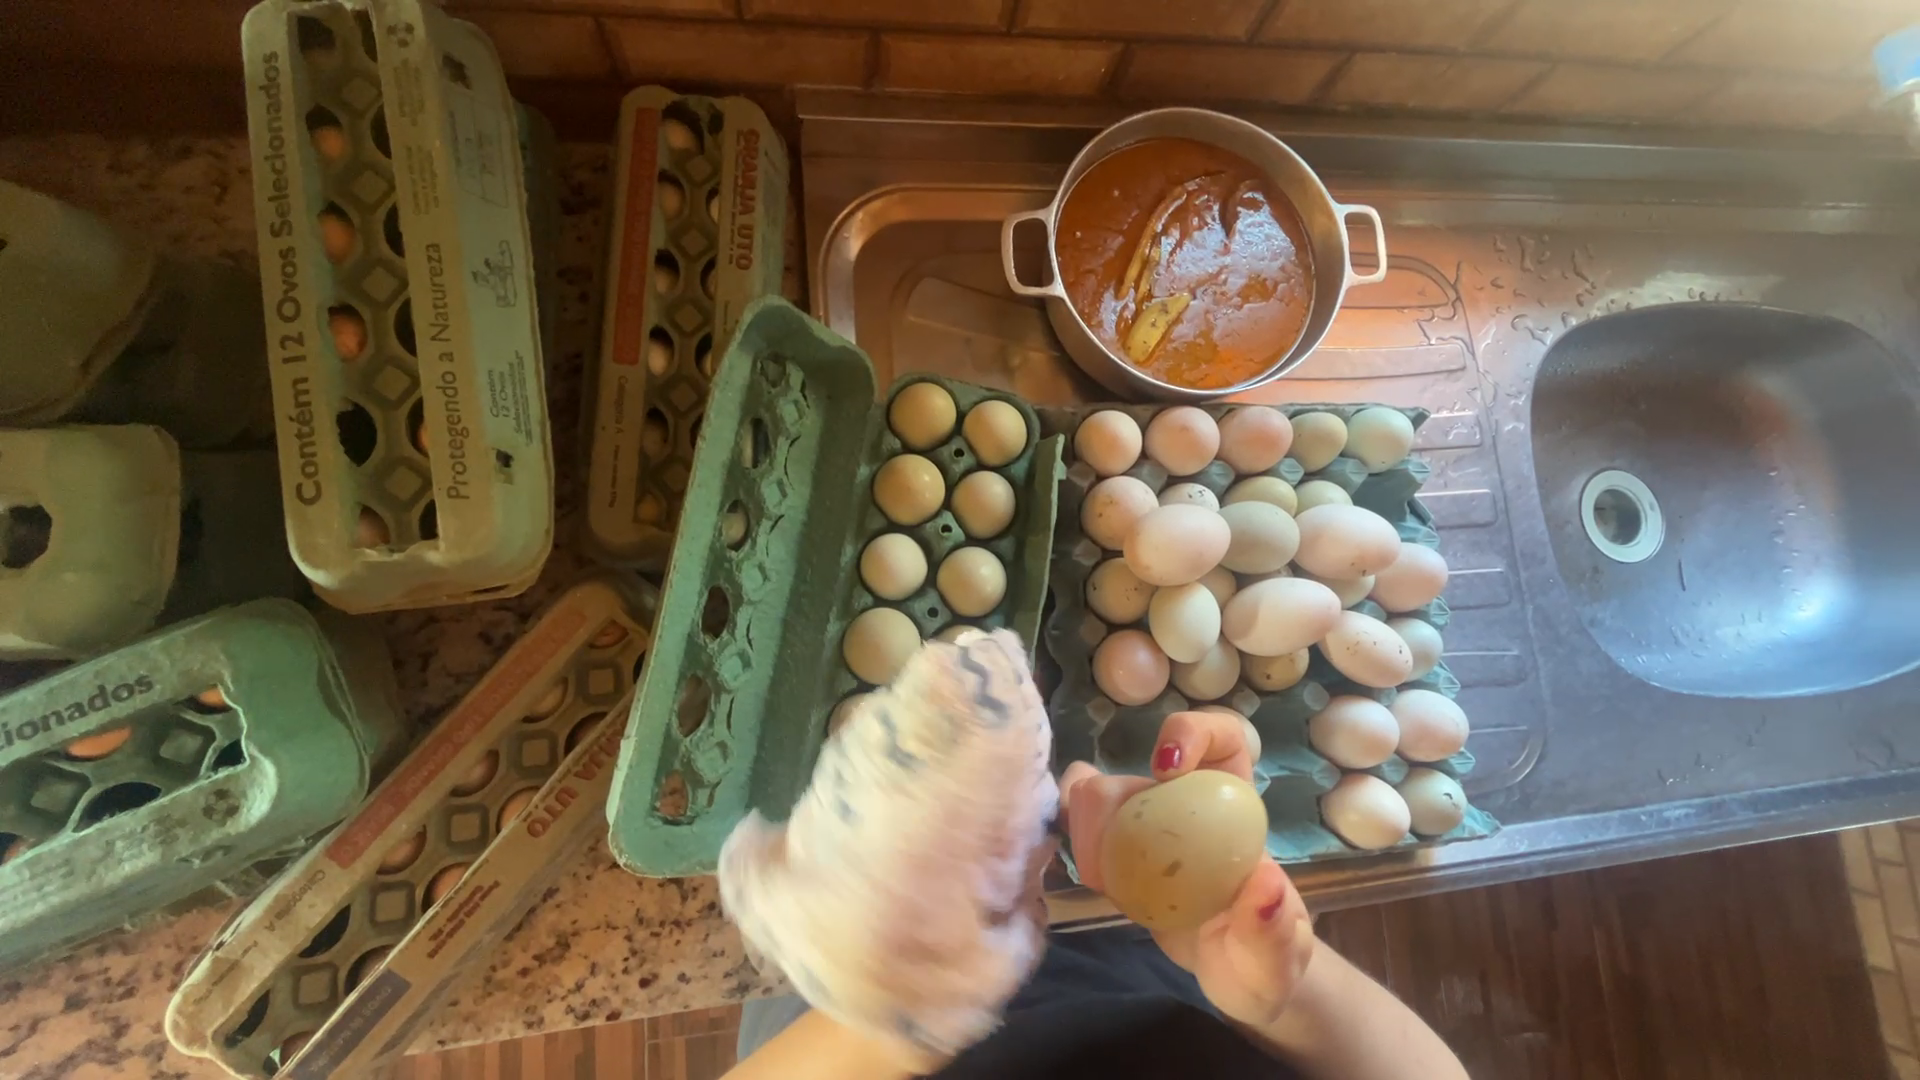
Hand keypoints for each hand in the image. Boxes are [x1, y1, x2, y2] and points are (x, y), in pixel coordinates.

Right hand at [1059, 711, 1314, 1028]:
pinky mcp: (1107, 838)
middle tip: (1111, 870)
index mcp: (1231, 803)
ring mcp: (1138, 816)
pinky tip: (1087, 876)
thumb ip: (1275, 929)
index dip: (1189, 733)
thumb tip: (1263, 881)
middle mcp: (1180, 798)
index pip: (1218, 734)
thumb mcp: (1278, 958)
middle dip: (1107, 806)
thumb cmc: (1259, 958)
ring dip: (1083, 832)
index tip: (1166, 771)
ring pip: (1089, 790)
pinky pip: (1071, 814)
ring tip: (1103, 883)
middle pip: (1128, 770)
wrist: (1228, 974)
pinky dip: (1068, 835)